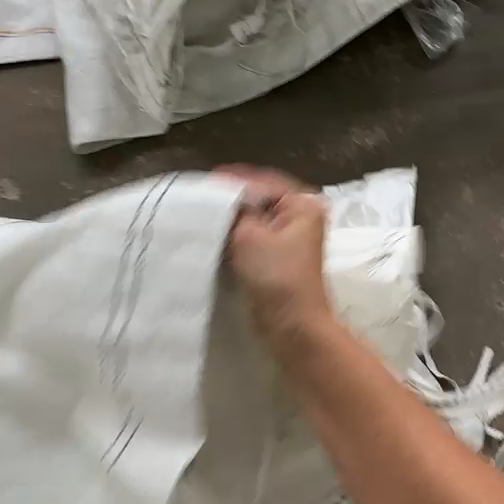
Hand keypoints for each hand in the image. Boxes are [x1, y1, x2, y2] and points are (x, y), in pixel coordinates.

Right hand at [217, 166, 331, 341]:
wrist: (292, 324)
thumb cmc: (276, 275)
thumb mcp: (250, 235)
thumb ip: (236, 209)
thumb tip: (224, 195)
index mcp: (303, 203)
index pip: (265, 182)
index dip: (235, 181)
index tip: (204, 180)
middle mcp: (302, 215)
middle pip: (261, 198)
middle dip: (233, 198)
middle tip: (199, 195)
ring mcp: (292, 236)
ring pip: (257, 217)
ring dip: (233, 217)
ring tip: (202, 211)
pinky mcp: (280, 256)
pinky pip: (256, 235)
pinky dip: (238, 233)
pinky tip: (215, 232)